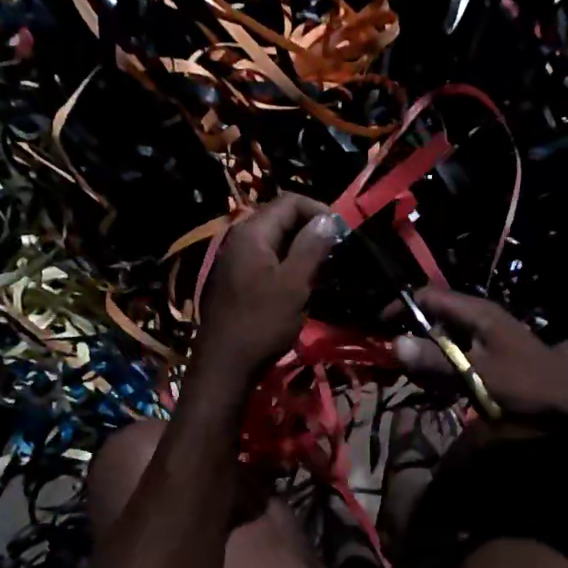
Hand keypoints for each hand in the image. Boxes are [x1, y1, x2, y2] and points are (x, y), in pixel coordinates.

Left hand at [193, 194, 343, 380]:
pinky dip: (286, 266)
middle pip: (281, 219)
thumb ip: (311, 247)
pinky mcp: (236, 282)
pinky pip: (266, 262)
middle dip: (311, 230)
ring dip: (301, 250)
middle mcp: (239, 239)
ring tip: (324, 270)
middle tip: (336, 253)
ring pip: (275, 242)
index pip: (290, 201)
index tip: (343, 234)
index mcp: (252, 233)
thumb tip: (328, 219)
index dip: (319, 210)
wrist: (224, 365)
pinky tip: (301, 285)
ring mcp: (235, 261)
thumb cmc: (261, 323)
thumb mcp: (293, 284)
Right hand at [393, 288, 567, 421]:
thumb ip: (435, 359)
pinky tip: (446, 391)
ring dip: (429, 362)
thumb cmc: (526, 386)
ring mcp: (487, 338)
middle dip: (414, 342)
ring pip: (443, 341)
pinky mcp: (491, 357)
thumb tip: (394, 343)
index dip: (401, 307)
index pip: (428, 295)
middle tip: (404, 370)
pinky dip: (445, 371)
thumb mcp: (475, 374)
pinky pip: (457, 357)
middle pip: (433, 319)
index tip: (380, 327)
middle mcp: (480, 319)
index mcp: (477, 313)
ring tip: (428, 385)